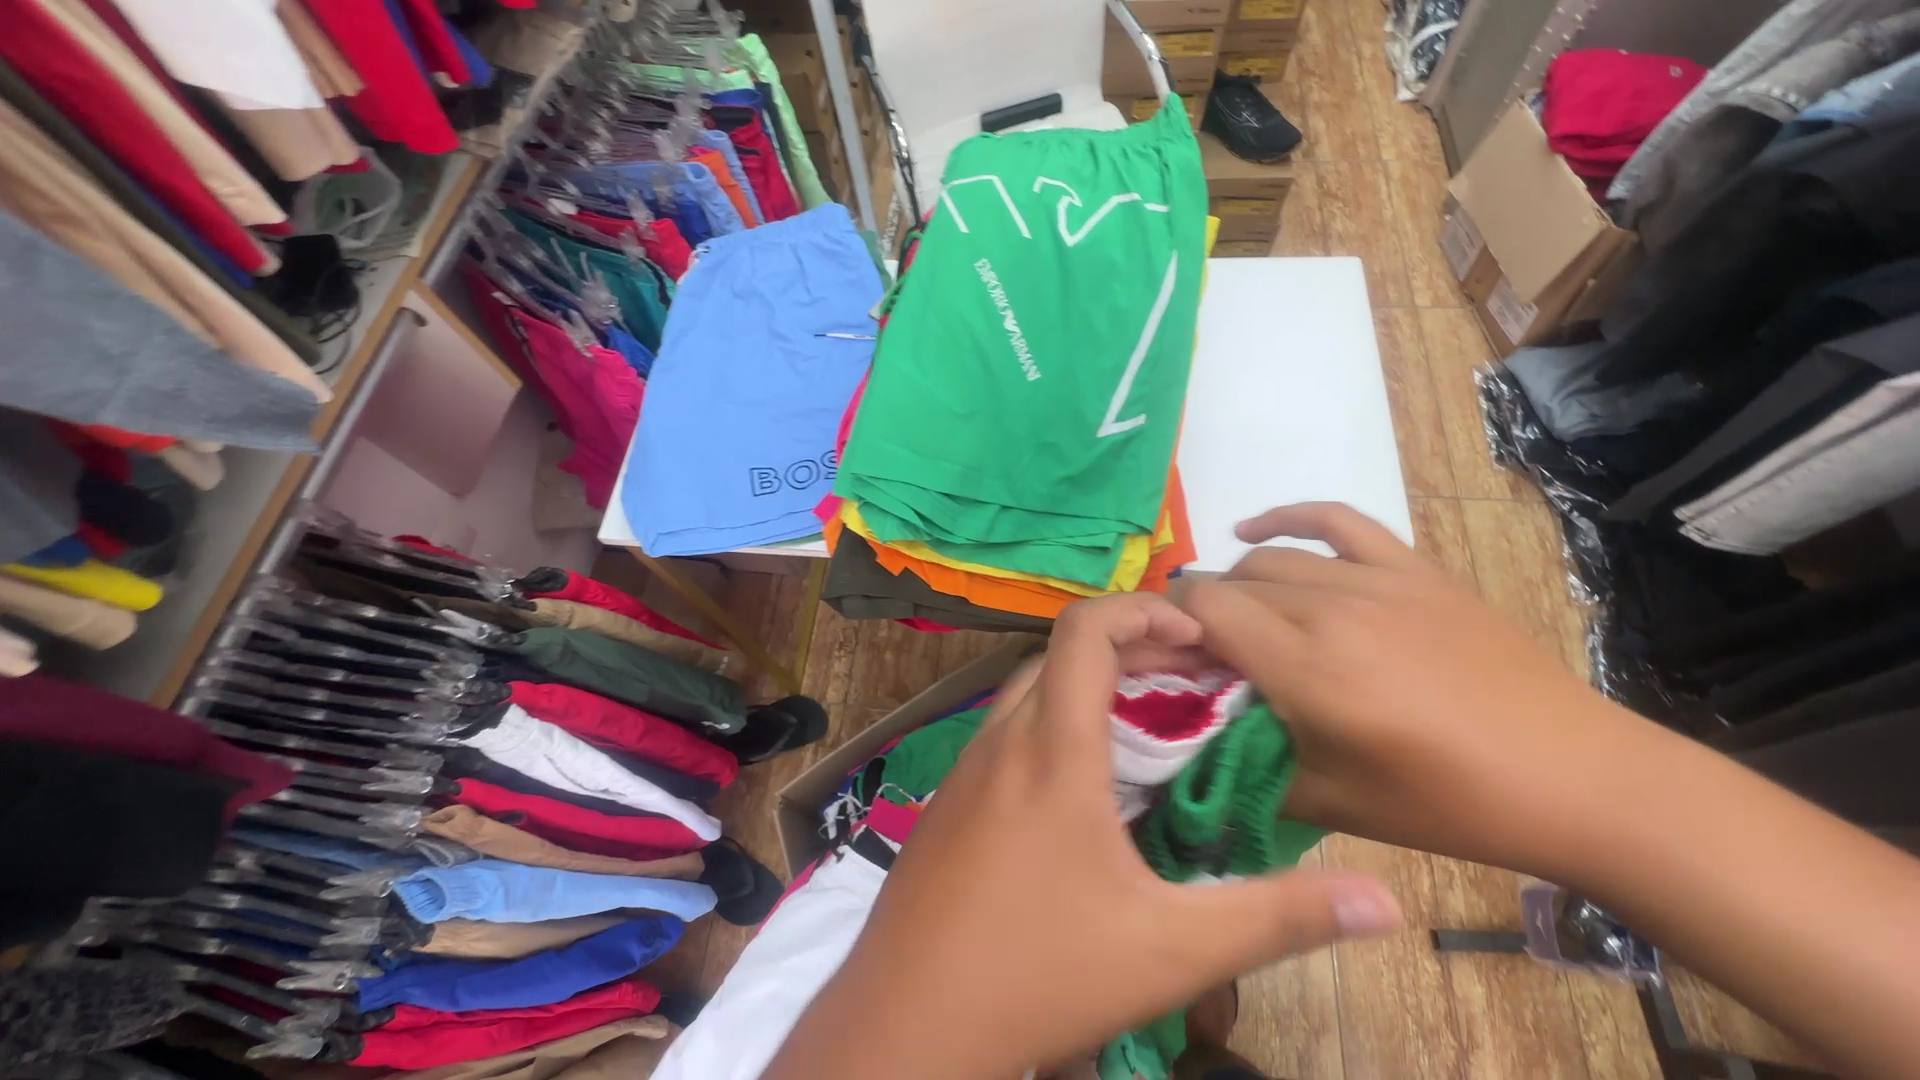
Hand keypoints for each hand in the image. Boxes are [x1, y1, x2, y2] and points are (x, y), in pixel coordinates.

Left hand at [764, 594, 1401, 1079]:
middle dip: (1127, 650)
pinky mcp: (945, 806)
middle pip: (1059, 655)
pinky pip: (1003, 737)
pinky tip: (1079, 792)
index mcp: (1052, 750)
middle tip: (1189, 681)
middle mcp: (1000, 743)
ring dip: (1085, 689)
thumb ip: (1280, 917)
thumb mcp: (1173, 949)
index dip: (1142, 610)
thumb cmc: (1041, 973)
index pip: (1084, 630)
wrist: (906, 1023)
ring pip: (1027, 695)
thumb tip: (1386, 900)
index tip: (1198, 636)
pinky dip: (1050, 728)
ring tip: (1145, 728)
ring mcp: (963, 773)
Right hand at [1181, 503, 1662, 877]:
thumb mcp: (1329, 803)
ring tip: (1230, 615)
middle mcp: (1331, 609)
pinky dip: (1288, 515)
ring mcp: (1376, 580)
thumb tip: (1189, 738)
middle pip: (1232, 584)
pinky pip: (1337, 520)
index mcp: (1306, 668)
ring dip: (1236, 580)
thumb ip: (1245, 765)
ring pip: (1272, 557)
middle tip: (1198, 655)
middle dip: (1199, 613)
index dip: (1169, 625)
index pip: (1204, 611)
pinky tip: (1256, 527)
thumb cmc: (1443, 803)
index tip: (1163, 655)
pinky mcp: (1412, 569)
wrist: (1570, 777)